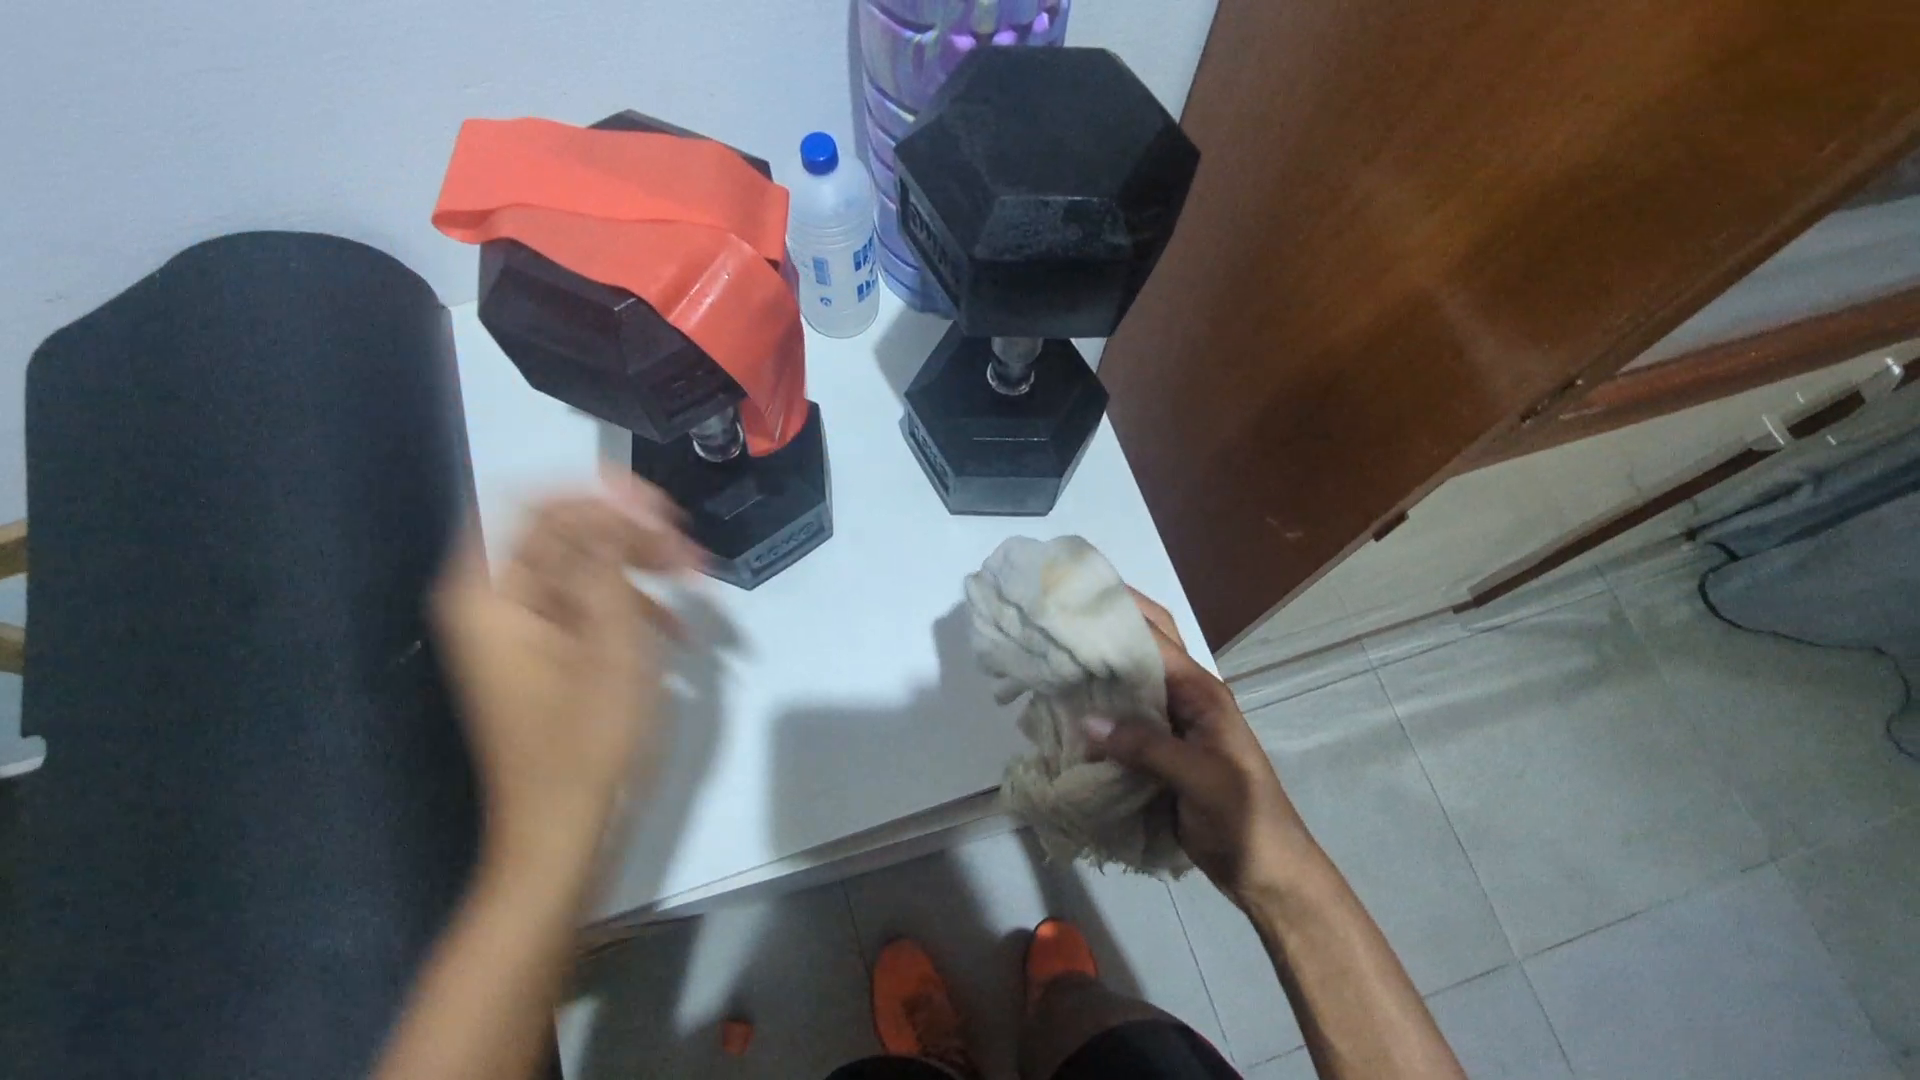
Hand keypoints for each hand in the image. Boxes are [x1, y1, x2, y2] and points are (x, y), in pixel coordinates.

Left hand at [430, 474, 703, 869]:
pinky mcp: (544, 655)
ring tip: (692, 580)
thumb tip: (614, 507)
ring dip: (637, 567)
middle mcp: (494, 603)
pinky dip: (630, 605)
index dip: (598, 496)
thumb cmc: (587, 739)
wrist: (564, 830)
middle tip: (687, 548)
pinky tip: (673, 628)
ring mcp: (518, 631)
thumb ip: (607, 566)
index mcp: (491, 594)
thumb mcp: (610, 643)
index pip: (536, 507)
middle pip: (560, 535)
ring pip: (579, 568)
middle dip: (628, 533)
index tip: (660, 508)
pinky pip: (585, 606)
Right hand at [1084, 590, 1320, 905]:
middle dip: (1108, 626)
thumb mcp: (1201, 779)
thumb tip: (1085, 722)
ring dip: (1098, 668)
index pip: (1154, 638)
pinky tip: (1066, 711)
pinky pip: (1123, 721)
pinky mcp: (1158, 752)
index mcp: (1201, 693)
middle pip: (1144, 648)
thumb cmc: (1244, 819)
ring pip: (1130, 683)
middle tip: (1058, 616)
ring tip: (1051, 654)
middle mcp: (1184, 698)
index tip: (1074, 597)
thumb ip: (1147, 747)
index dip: (1118, 613)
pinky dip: (1097, 711)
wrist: (1268, 871)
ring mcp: (1171, 725)